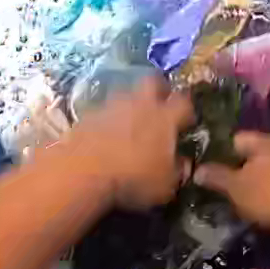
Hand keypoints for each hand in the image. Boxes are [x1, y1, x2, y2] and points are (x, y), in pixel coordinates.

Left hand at [57, 76, 194, 208]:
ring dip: (131, 104)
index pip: (184, 102)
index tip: (186, 122)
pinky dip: (108, 119)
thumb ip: (178, 172)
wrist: (82, 173)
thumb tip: (184, 164)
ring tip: (130, 123)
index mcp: (165, 118)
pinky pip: (103, 111)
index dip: (187, 111)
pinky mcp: (87, 114)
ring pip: (125, 93)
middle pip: (153, 82)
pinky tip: (105, 135)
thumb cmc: (133, 180)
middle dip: (159, 90)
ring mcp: (111, 106)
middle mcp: (140, 103)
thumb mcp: (165, 186)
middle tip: (160, 106)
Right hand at [192, 132, 269, 231]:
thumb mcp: (235, 187)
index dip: (219, 152)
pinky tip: (265, 207)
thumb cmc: (269, 197)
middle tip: (222, 186)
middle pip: (254, 154)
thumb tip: (197, 170)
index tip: (208, 170)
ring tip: (241, 200)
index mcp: (266, 141)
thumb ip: (215, 176)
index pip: (236, 139)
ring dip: (256, 182)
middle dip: (238, 168)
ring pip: (269, 170)